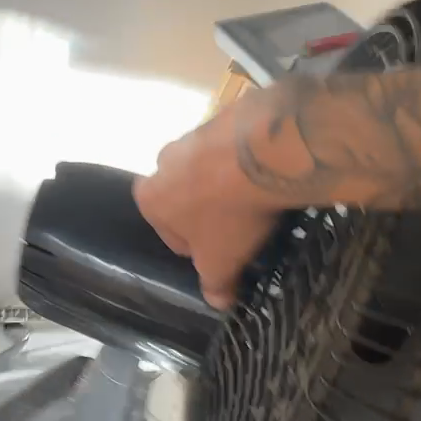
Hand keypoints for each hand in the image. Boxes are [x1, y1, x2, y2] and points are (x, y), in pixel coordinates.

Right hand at [135, 96, 289, 309]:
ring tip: (260, 201)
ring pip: (209, 172)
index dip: (199, 248)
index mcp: (150, 199)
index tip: (224, 252)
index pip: (169, 234)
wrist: (264, 151)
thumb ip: (215, 283)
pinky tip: (270, 175)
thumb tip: (217, 303)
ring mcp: (193, 135)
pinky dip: (247, 162)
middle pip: (186, 198)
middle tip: (242, 226)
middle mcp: (162, 163)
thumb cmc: (228, 214)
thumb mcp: (221, 260)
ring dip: (228, 186)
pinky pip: (234, 149)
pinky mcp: (224, 116)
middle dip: (209, 212)